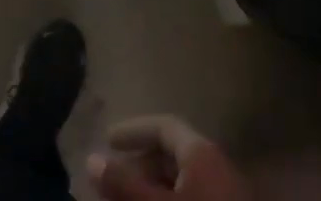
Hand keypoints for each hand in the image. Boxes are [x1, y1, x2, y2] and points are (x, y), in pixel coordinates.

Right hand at [88, 116, 246, 200]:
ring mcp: (228, 195)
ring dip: (152, 189)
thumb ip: (123, 184)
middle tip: (113, 183)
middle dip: (139, 167)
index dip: (133, 130)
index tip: (107, 142)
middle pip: (172, 156)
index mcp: (202, 154)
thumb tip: (92, 159)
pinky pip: (195, 199)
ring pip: (182, 182)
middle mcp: (219, 168)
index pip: (164, 126)